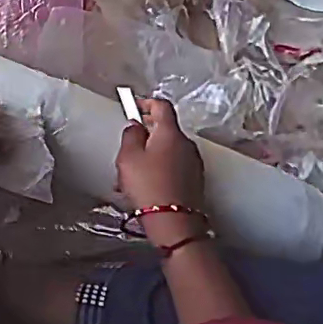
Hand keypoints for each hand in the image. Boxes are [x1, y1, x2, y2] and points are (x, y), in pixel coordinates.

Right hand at [115, 98, 209, 241]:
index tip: (133, 106)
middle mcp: (186, 144)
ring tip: (131, 171)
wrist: (174, 221)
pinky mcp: (194, 180)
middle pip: (165, 129)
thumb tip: (136, 125)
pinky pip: (173, 165)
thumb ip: (130, 135)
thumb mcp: (128, 157)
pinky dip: (158, 167)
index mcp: (170, 133)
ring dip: (150, 153)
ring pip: (168, 149)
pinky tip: (144, 184)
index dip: (146, 102)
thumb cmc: (148, 185)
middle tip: (129, 141)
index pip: (162, 106)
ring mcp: (193, 162)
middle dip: (146, 132)